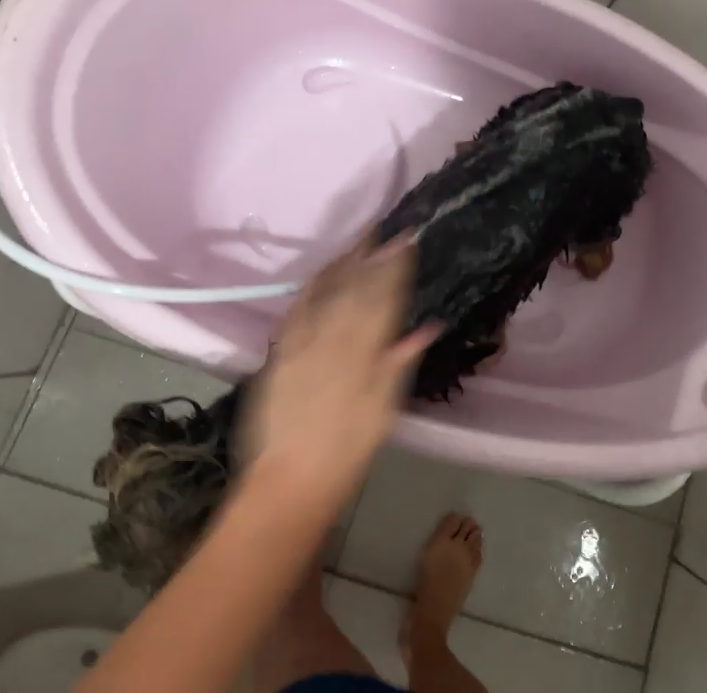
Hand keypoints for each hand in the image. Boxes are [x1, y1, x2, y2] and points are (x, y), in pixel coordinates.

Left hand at [242, 236, 434, 508]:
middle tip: (384, 229)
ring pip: (326, 294)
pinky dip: (312, 287)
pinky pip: (297, 310)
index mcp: (364, 356)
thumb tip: (425, 327)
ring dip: (343, 264)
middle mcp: (334, 343)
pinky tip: (322, 271)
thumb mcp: (384, 410)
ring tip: (357, 240)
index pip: (383, 301)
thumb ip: (399, 363)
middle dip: (371, 257)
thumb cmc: (348, 450)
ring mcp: (303, 344)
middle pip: (355, 291)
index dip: (395, 268)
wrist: (292, 477)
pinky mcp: (281, 352)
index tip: (406, 241)